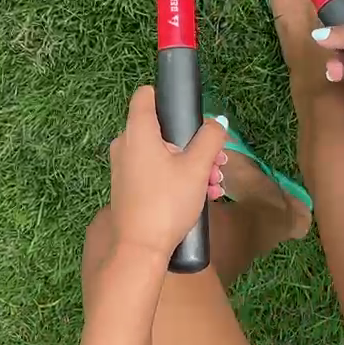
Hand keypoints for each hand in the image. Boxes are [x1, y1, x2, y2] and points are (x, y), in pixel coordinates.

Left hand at [103, 86, 228, 261]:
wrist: (140, 249)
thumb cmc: (167, 202)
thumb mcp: (197, 168)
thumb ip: (210, 139)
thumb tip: (217, 122)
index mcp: (137, 131)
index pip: (146, 95)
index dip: (168, 97)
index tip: (191, 115)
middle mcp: (126, 144)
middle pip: (163, 129)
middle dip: (194, 143)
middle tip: (218, 162)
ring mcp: (125, 167)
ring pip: (163, 153)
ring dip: (192, 164)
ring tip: (215, 184)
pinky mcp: (128, 187)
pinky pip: (156, 171)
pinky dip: (178, 177)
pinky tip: (203, 196)